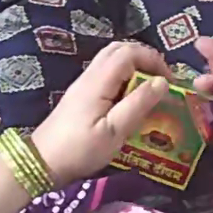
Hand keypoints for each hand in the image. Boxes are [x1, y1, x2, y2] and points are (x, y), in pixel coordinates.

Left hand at [30, 41, 173, 182]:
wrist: (42, 162)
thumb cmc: (80, 150)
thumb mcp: (114, 131)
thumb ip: (138, 104)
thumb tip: (162, 82)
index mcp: (98, 81)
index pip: (128, 52)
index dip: (152, 59)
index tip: (169, 80)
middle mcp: (89, 76)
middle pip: (119, 50)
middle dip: (145, 58)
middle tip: (161, 80)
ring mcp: (83, 84)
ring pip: (111, 60)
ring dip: (134, 66)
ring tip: (149, 88)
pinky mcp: (80, 94)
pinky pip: (105, 73)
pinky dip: (123, 76)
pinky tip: (130, 98)